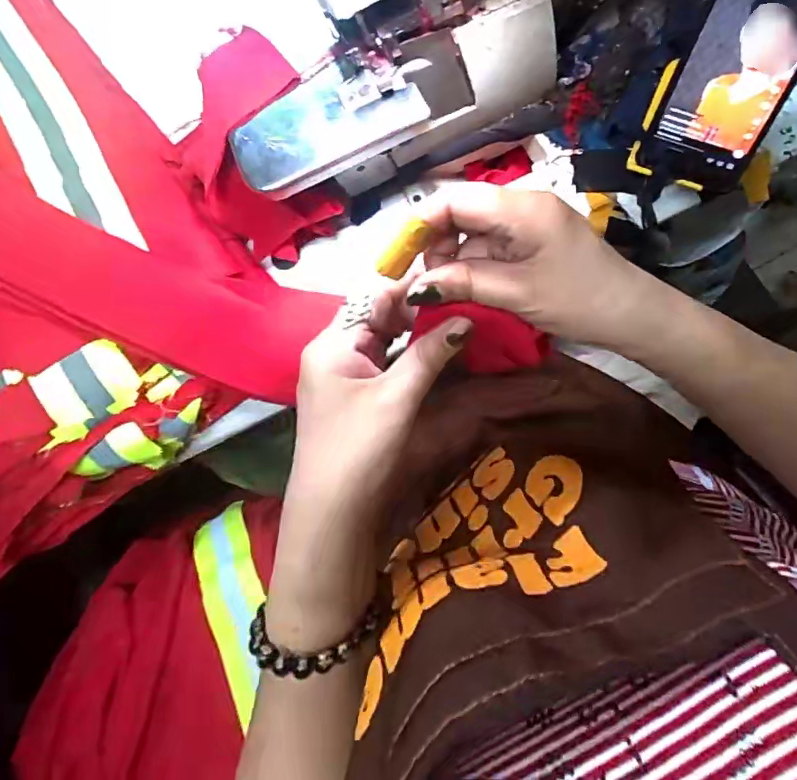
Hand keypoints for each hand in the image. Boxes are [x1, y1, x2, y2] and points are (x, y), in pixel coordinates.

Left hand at [288, 280, 471, 519]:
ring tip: (457, 318)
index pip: (373, 300)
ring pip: (385, 342)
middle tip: (462, 299)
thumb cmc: (358, 448)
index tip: (450, 279)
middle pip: (379, 319)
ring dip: (417, 332)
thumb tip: (465, 317)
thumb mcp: (397, 397)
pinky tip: (438, 351)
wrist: (331, 517)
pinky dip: (410, 356)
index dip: (410, 288)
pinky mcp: (355, 399)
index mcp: (331, 344)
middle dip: (418, 310)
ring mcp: (343, 377)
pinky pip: (385, 364)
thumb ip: (430, 353)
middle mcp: (333, 353)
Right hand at [403, 183, 673, 352]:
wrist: (634, 314)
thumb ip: (462, 282)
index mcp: (520, 206)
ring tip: (445, 288)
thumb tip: (414, 287)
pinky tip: (467, 284)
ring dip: (454, 255)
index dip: (420, 225)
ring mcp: (529, 218)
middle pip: (461, 211)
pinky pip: (492, 240)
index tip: (399, 257)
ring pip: (473, 228)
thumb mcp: (515, 294)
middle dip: (436, 243)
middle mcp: (522, 202)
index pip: (453, 200)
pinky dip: (474, 261)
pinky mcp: (535, 235)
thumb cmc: (580, 300)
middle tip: (425, 281)